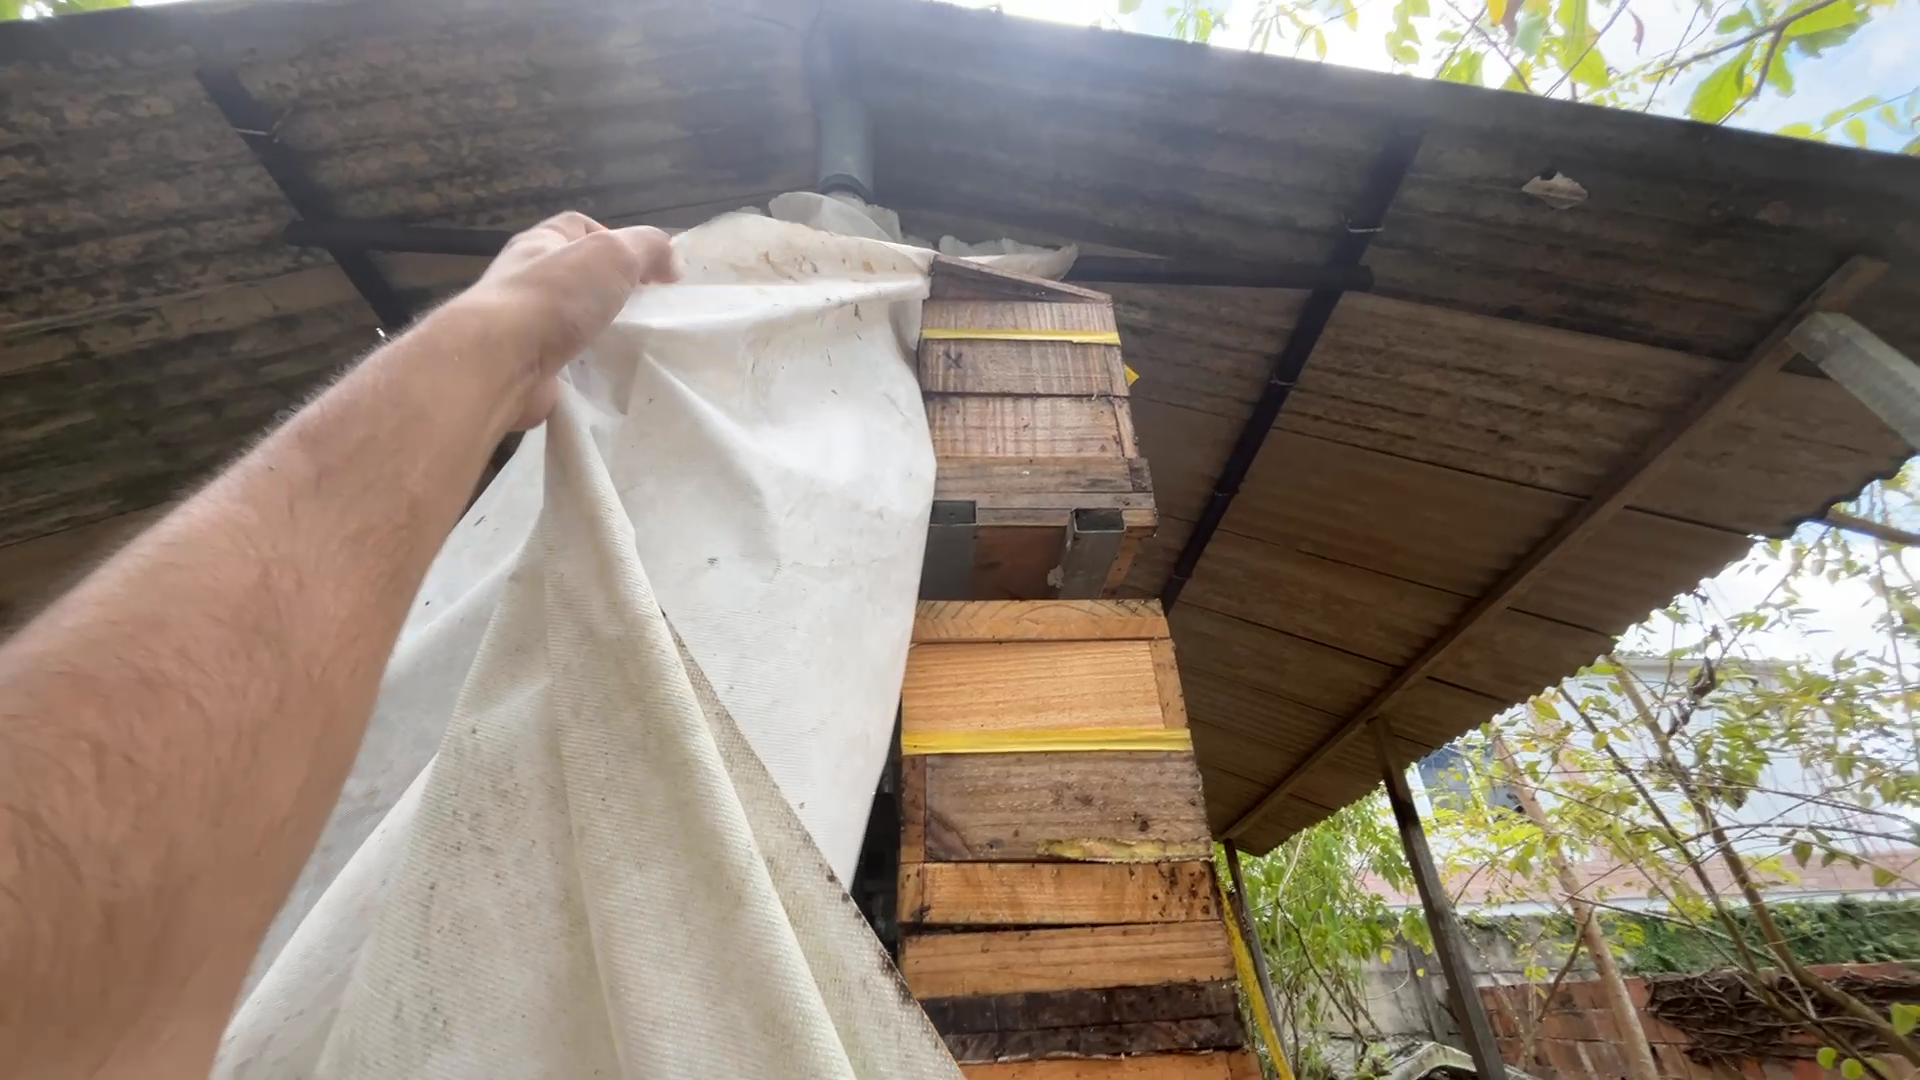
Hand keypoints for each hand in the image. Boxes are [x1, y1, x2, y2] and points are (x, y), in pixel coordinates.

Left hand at [448, 212, 675, 429]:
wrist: (503, 361)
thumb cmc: (554, 298)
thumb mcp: (613, 255)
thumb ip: (648, 249)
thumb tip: (673, 259)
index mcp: (540, 244)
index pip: (578, 226)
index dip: (616, 239)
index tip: (647, 270)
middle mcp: (527, 279)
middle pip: (578, 275)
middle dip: (613, 290)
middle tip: (646, 309)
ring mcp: (524, 324)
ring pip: (574, 318)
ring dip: (602, 329)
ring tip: (634, 342)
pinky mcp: (529, 363)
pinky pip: (568, 357)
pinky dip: (590, 363)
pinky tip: (611, 371)